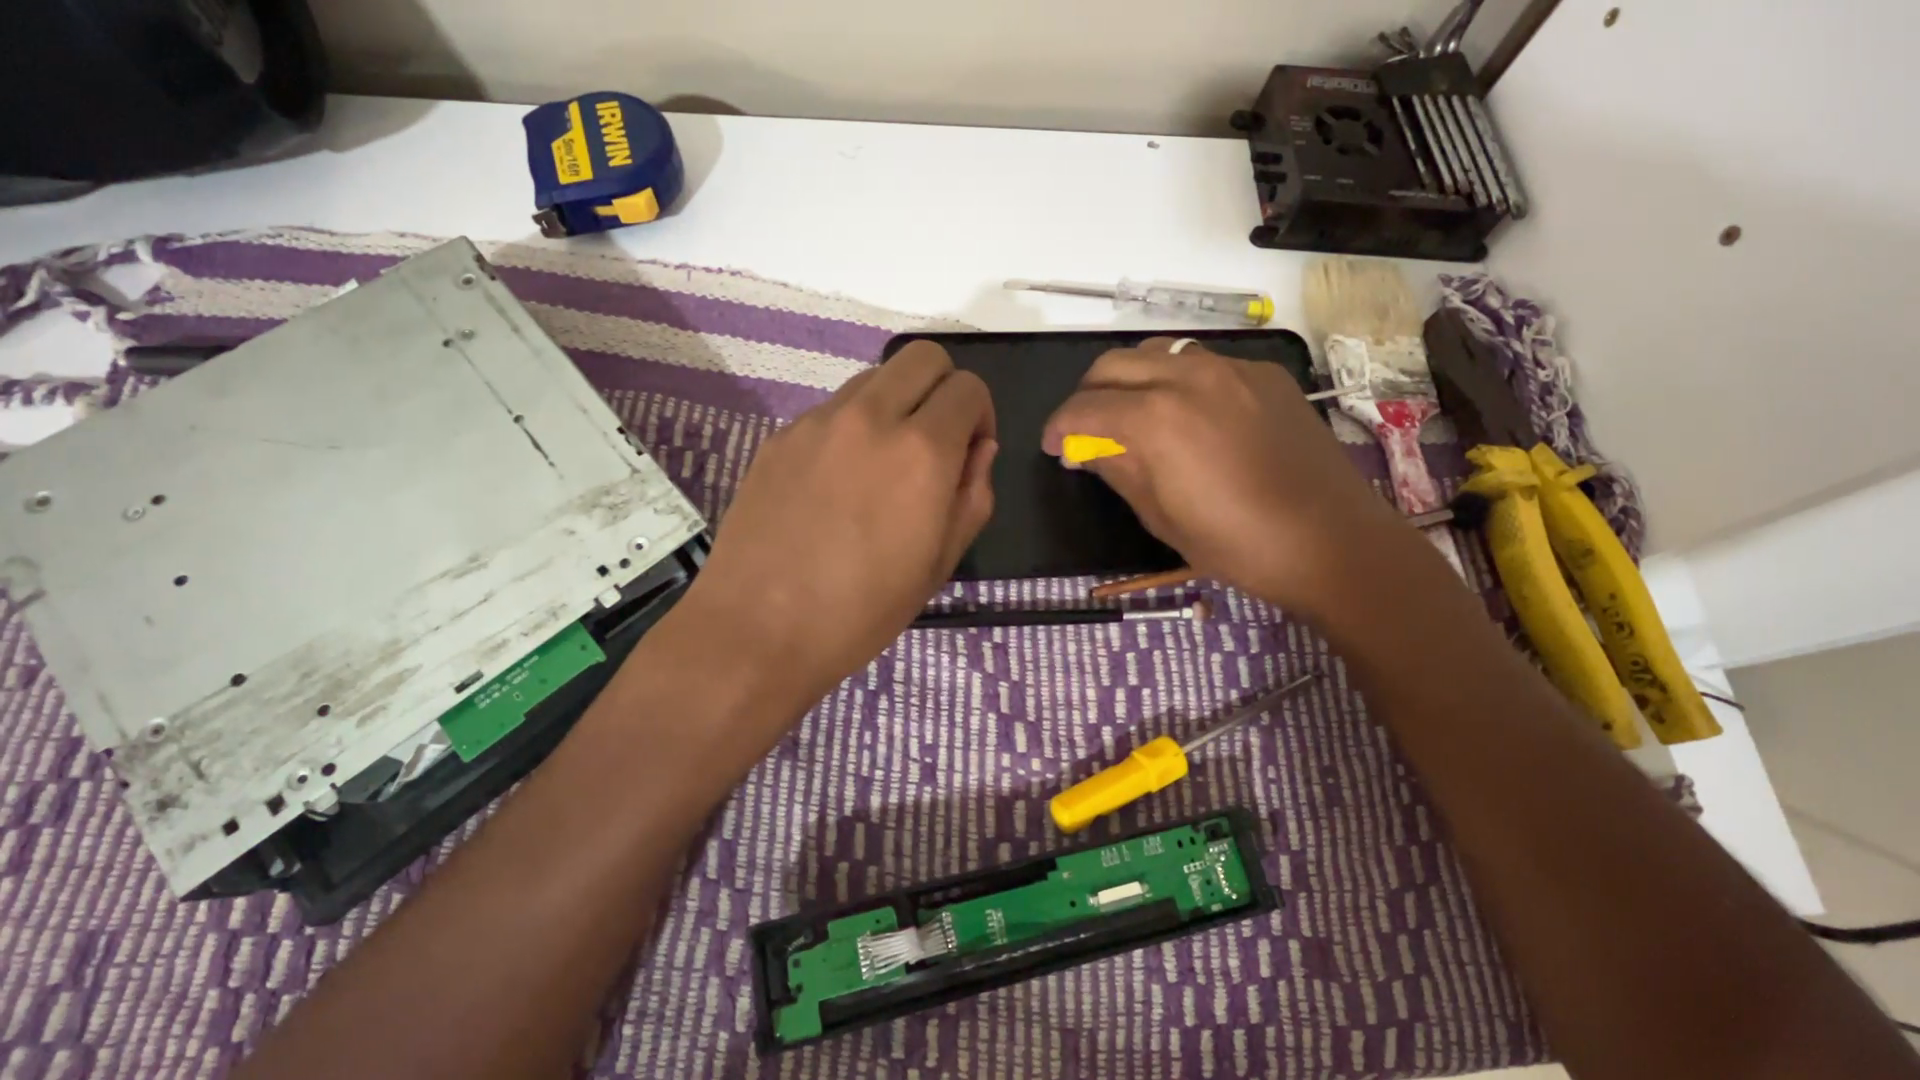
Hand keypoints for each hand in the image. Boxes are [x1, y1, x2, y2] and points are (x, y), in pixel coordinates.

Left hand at [683, 341, 996, 702]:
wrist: (758, 629)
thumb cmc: (862, 611)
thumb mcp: (940, 564)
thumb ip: (973, 495)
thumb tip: (979, 449)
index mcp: (922, 451)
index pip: (968, 387)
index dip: (980, 416)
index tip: (969, 453)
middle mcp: (870, 418)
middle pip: (923, 357)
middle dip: (943, 388)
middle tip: (936, 441)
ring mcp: (818, 422)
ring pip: (873, 378)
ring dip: (895, 403)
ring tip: (882, 464)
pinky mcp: (780, 437)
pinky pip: (831, 410)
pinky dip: (851, 427)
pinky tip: (835, 485)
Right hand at [1043, 338, 1411, 613]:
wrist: (1330, 540)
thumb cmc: (1236, 543)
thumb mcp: (1160, 515)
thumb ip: (1116, 468)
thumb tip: (1084, 446)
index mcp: (1154, 417)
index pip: (1084, 409)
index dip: (1059, 428)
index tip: (1054, 447)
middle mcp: (1187, 377)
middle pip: (1113, 366)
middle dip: (1088, 395)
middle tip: (1087, 430)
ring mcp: (1231, 370)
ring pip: (1159, 354)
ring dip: (1132, 379)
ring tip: (1133, 414)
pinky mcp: (1265, 375)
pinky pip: (1205, 364)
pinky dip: (1180, 382)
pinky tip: (1190, 416)